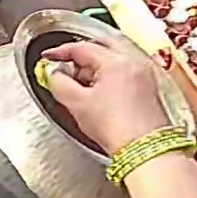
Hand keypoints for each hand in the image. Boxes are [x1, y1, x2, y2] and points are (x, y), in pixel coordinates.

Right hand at [41, 42, 174, 155]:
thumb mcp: (76, 104)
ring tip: (79, 84)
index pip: (82, 48)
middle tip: (64, 67)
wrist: (144, 149)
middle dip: (79, 56)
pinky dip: (107, 75)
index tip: (47, 57)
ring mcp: (144, 75)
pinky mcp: (148, 88)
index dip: (60, 52)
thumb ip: (59, 84)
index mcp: (116, 61)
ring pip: (113, 59)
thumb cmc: (116, 127)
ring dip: (93, 66)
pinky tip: (97, 92)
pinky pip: (123, 71)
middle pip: (101, 48)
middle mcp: (134, 62)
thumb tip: (53, 74)